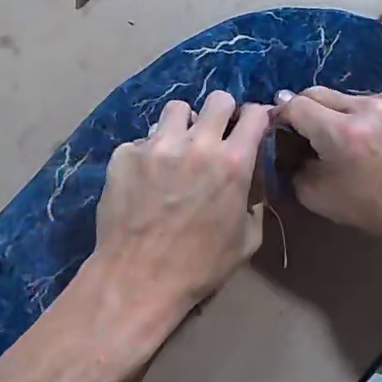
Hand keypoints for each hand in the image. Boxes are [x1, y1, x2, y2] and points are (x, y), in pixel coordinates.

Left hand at [92, 91, 270, 315]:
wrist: (137, 282)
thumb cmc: (199, 266)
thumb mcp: (247, 240)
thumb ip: (254, 203)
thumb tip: (251, 185)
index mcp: (233, 163)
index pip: (254, 114)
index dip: (256, 117)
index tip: (251, 127)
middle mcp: (198, 145)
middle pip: (218, 99)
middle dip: (222, 113)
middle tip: (216, 133)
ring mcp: (158, 147)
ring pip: (176, 109)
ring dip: (183, 124)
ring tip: (178, 147)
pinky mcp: (125, 156)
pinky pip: (142, 140)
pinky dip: (148, 152)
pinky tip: (145, 176)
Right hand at [271, 86, 381, 246]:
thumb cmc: (368, 206)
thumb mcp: (314, 194)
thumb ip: (291, 161)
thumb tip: (281, 135)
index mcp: (342, 133)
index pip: (296, 105)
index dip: (281, 115)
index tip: (277, 127)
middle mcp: (367, 108)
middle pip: (317, 93)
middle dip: (304, 110)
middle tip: (301, 129)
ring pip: (342, 95)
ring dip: (334, 111)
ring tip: (339, 135)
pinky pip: (367, 97)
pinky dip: (360, 111)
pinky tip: (367, 131)